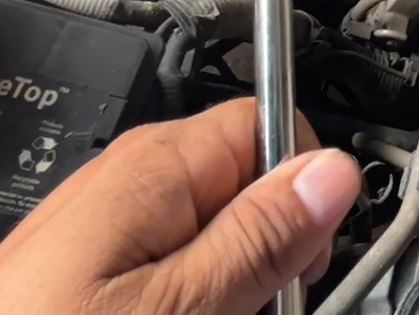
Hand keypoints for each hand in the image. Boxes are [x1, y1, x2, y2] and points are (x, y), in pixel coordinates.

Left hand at [0, 98, 361, 314]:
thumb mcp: (174, 313)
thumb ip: (259, 237)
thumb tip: (333, 171)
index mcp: (157, 164)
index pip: (271, 122)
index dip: (300, 186)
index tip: (300, 256)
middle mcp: (131, 176)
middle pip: (245, 179)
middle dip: (264, 245)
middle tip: (245, 309)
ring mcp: (105, 222)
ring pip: (212, 230)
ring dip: (227, 281)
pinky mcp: (85, 265)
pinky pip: (168, 261)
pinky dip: (186, 297)